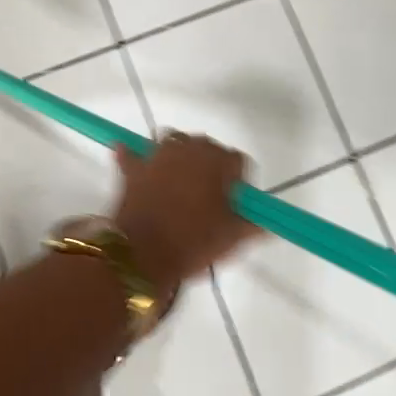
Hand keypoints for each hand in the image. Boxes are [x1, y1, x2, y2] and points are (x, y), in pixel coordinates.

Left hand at [109, 132, 259, 289]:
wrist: (142, 253)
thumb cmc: (193, 242)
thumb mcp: (231, 239)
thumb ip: (250, 225)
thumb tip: (263, 224)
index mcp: (214, 161)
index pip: (236, 160)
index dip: (238, 180)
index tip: (237, 201)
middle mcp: (186, 148)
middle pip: (205, 146)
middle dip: (210, 165)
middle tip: (211, 196)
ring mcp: (156, 154)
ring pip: (173, 143)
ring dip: (179, 156)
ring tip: (182, 182)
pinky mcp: (132, 167)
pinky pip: (133, 154)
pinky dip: (135, 157)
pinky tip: (138, 165)